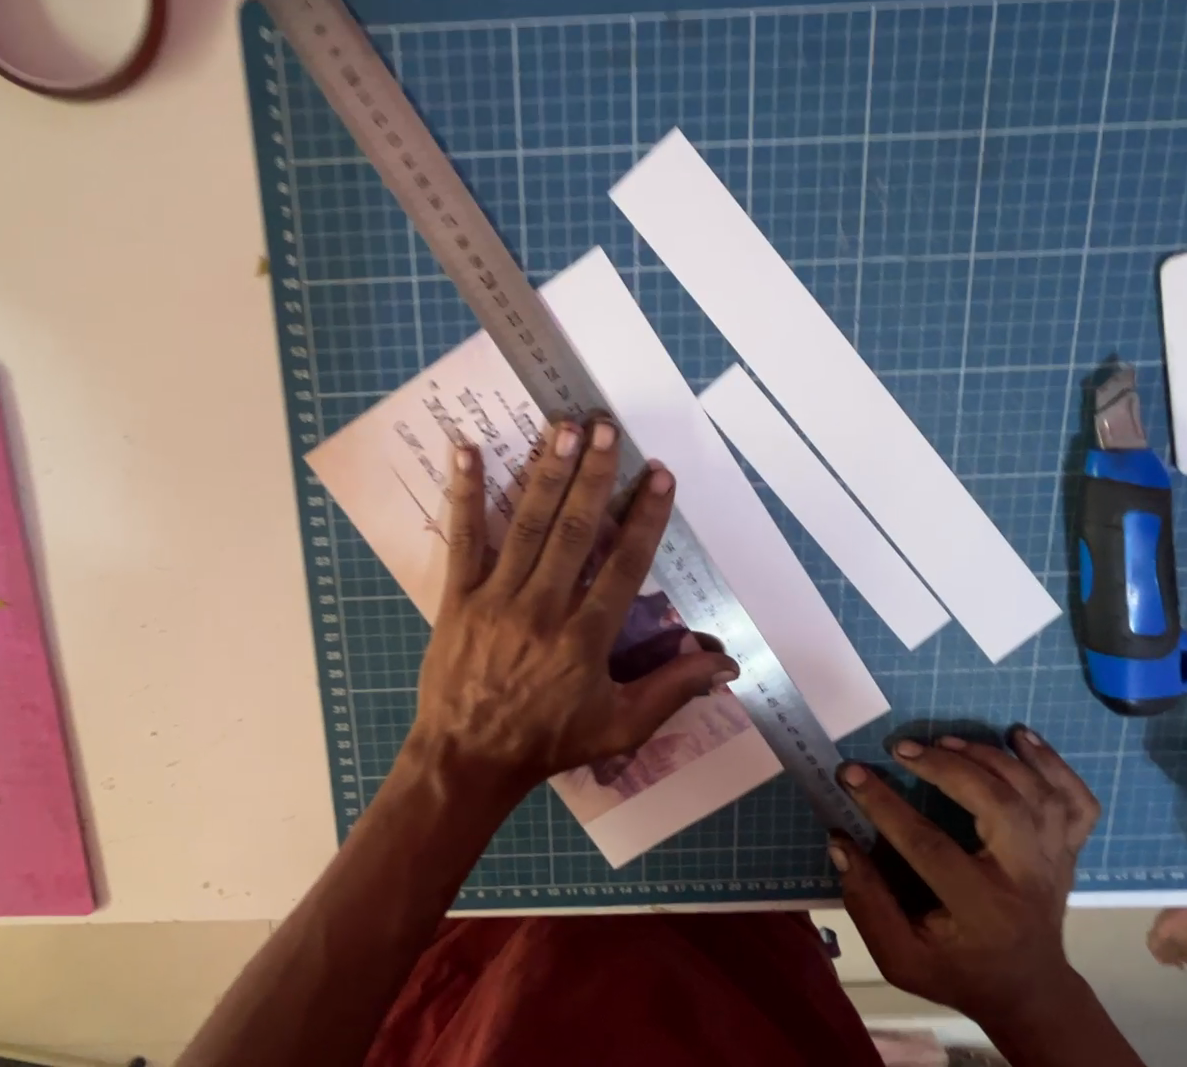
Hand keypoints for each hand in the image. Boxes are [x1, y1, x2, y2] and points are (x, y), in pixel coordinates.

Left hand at [404, 419, 737, 799]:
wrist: (468, 759)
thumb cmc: (548, 742)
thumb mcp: (620, 726)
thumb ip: (672, 689)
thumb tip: (727, 662)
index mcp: (586, 638)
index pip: (623, 565)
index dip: (644, 518)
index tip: (658, 476)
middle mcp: (544, 608)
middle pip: (575, 531)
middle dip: (593, 476)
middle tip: (605, 428)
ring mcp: (497, 599)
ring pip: (527, 526)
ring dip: (545, 474)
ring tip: (561, 428)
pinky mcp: (459, 597)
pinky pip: (463, 539)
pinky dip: (465, 493)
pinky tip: (466, 448)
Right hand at [829, 729, 1101, 1026]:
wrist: (1027, 991)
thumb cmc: (955, 970)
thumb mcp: (899, 957)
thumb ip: (866, 901)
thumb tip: (841, 842)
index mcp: (981, 910)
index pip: (929, 846)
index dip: (885, 805)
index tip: (850, 773)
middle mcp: (1026, 880)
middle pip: (1002, 807)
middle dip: (949, 769)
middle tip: (903, 748)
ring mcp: (1054, 862)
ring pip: (1038, 796)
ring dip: (992, 757)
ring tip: (945, 741)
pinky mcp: (1068, 851)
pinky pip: (1076, 800)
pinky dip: (1054, 763)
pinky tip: (1019, 737)